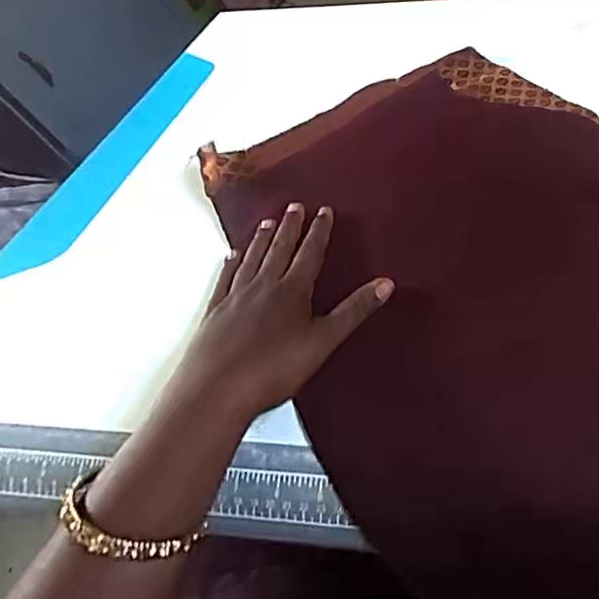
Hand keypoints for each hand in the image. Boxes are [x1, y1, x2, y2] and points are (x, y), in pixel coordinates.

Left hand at [173, 203, 392, 420]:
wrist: (214, 393)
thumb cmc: (271, 370)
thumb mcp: (323, 341)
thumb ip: (354, 311)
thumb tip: (384, 284)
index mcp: (291, 291)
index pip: (310, 253)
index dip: (319, 230)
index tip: (324, 211)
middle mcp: (262, 287)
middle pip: (279, 249)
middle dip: (290, 226)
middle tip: (295, 206)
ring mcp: (235, 298)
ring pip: (252, 259)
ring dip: (262, 238)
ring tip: (267, 222)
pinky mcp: (214, 314)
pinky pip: (225, 279)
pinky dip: (230, 264)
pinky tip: (231, 256)